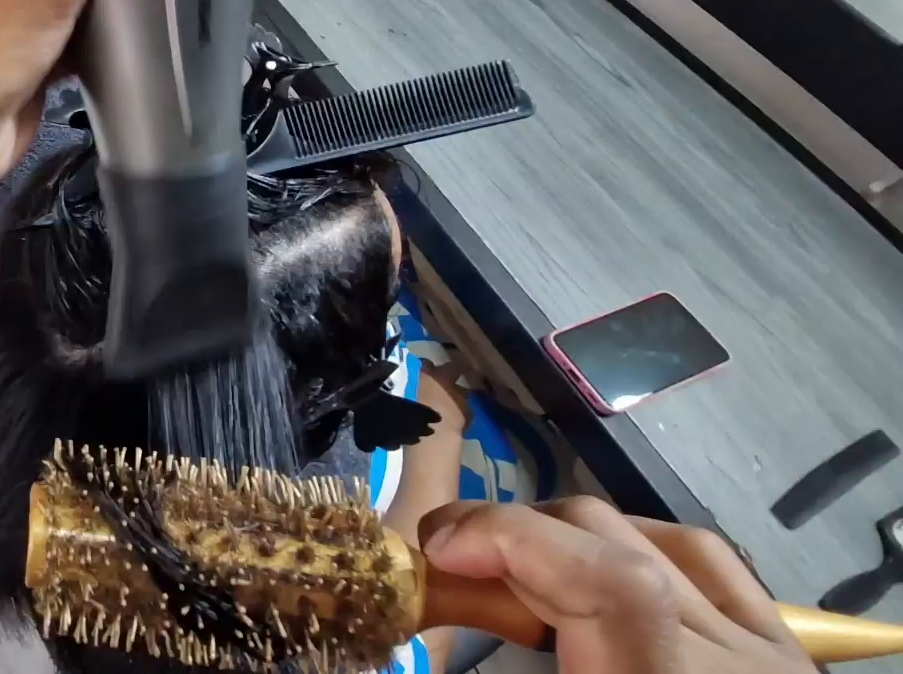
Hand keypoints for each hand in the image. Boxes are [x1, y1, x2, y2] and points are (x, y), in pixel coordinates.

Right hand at [420, 498, 809, 672]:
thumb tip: (413, 634)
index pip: (610, 580)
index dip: (509, 539)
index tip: (436, 552)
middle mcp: (736, 670)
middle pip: (602, 539)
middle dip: (501, 536)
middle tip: (450, 573)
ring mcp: (769, 656)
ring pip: (643, 532)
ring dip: (555, 535)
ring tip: (513, 573)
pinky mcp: (779, 652)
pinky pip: (702, 555)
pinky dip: (628, 539)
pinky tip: (590, 567)